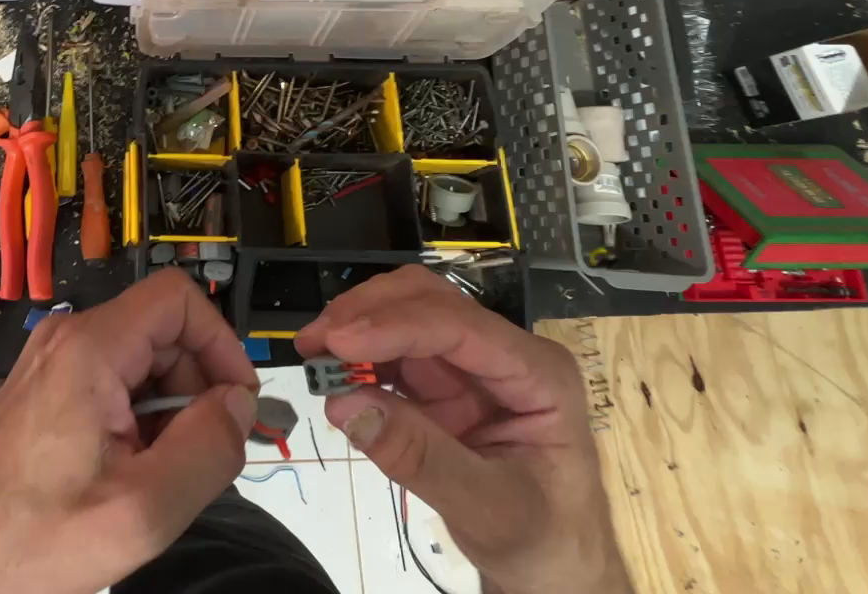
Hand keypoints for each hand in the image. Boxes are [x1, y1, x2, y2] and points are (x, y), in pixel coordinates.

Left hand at [0, 269, 259, 593]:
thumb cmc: (35, 539)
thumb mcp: (142, 509)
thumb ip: (207, 449)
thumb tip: (239, 403)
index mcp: (89, 348)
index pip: (177, 298)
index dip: (220, 341)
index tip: (237, 401)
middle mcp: (68, 338)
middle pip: (162, 331)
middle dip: (196, 387)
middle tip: (200, 455)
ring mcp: (54, 361)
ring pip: (141, 360)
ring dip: (169, 410)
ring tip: (160, 472)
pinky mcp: (47, 387)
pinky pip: (113, 381)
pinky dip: (139, 417)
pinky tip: (132, 469)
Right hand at [294, 266, 628, 593]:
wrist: (554, 567)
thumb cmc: (541, 541)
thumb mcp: (488, 512)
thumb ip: (419, 457)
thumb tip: (343, 404)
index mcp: (537, 373)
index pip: (459, 327)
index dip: (394, 326)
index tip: (337, 342)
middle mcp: (502, 351)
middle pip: (427, 300)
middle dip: (367, 312)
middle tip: (314, 342)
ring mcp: (468, 360)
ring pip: (403, 310)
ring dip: (354, 324)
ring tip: (313, 354)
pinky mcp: (438, 376)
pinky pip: (390, 346)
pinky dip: (356, 351)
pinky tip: (332, 372)